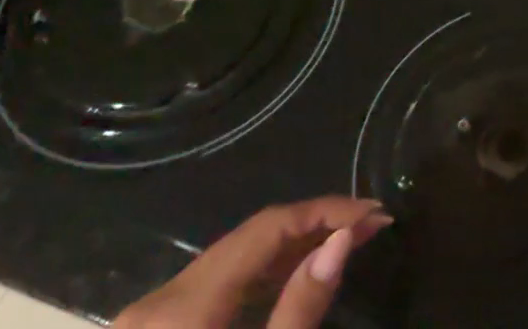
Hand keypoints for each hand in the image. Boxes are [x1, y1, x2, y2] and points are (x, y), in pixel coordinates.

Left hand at [116, 196, 390, 328]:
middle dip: (317, 223)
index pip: (267, 228)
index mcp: (181, 308)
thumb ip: (301, 307)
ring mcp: (150, 317)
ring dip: (295, 243)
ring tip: (350, 240)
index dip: (326, 211)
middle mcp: (158, 299)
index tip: (377, 214)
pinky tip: (302, 270)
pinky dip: (266, 269)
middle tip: (374, 224)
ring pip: (236, 255)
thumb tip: (343, 238)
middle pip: (251, 236)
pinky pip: (219, 281)